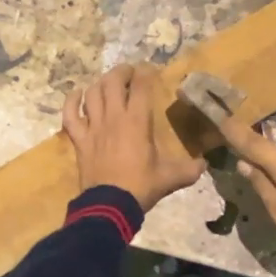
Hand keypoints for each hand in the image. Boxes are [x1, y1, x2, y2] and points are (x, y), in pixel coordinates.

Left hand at [62, 64, 206, 210]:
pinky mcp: (79, 140)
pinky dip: (71, 101)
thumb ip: (189, 169)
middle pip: (113, 82)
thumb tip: (204, 165)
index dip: (146, 73)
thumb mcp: (171, 178)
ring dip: (100, 84)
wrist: (110, 206)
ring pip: (92, 93)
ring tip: (108, 83)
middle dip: (122, 72)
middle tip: (129, 73)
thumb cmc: (141, 187)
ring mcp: (93, 127)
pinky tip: (77, 95)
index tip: (150, 70)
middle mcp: (114, 117)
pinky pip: (70, 115)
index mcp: (137, 122)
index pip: (141, 86)